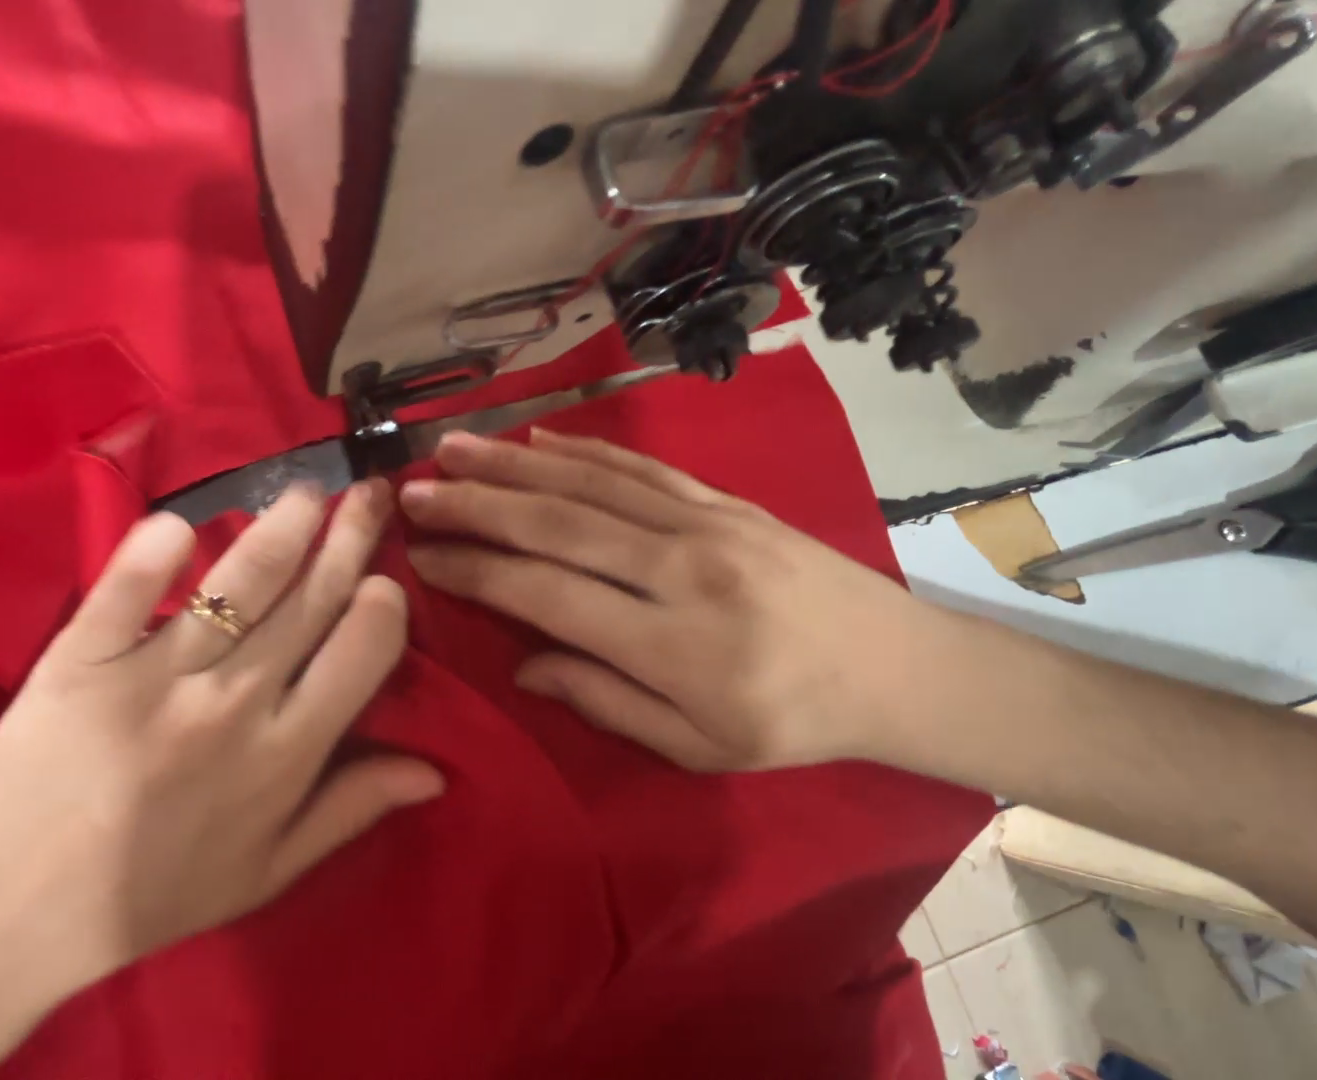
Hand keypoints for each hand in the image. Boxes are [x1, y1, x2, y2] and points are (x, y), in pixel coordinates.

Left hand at [0, 480, 441, 997]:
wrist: (16, 912)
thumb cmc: (153, 894)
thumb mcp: (266, 874)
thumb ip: (348, 811)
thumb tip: (433, 768)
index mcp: (283, 756)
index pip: (358, 655)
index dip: (382, 605)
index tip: (383, 577)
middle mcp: (231, 705)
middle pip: (307, 602)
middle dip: (348, 540)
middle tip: (368, 493)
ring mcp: (153, 676)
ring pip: (236, 583)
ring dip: (280, 528)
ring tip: (307, 491)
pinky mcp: (81, 659)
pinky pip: (125, 591)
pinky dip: (152, 552)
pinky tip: (181, 520)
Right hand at [399, 429, 952, 771]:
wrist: (902, 669)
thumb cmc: (791, 723)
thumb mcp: (696, 746)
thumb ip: (604, 701)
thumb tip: (523, 665)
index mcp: (672, 644)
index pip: (547, 594)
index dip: (477, 572)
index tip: (422, 556)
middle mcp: (681, 570)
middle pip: (557, 525)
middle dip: (475, 504)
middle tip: (414, 490)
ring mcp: (705, 524)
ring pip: (590, 484)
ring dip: (513, 464)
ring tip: (452, 449)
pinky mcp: (725, 501)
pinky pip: (640, 468)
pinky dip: (582, 451)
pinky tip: (537, 438)